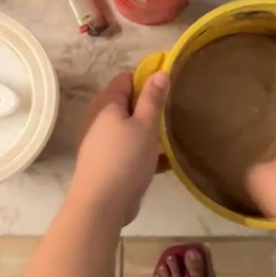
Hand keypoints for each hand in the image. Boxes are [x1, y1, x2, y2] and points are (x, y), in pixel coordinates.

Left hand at [66, 70, 168, 229]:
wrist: (102, 205)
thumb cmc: (124, 159)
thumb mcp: (144, 125)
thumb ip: (153, 98)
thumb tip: (160, 71)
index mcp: (106, 104)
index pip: (126, 78)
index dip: (147, 78)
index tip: (170, 86)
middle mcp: (101, 120)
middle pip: (128, 103)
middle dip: (151, 105)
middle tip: (174, 110)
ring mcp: (104, 143)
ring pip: (131, 127)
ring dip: (150, 130)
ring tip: (174, 132)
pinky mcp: (110, 163)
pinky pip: (131, 149)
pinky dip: (147, 151)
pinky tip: (168, 160)